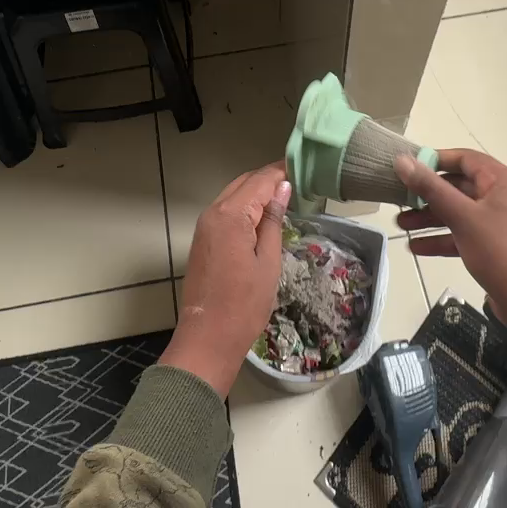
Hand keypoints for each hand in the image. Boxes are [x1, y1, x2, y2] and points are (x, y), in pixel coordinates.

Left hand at [161, 162, 291, 397]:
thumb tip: (282, 188)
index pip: (259, 181)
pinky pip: (225, 211)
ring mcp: (205, 226)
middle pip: (243, 183)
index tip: (303, 169)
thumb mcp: (268, 262)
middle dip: (268, 180)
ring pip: (233, 195)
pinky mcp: (202, 239)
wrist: (207, 338)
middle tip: (297, 183)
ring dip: (256, 193)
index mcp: (231, 215)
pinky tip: (263, 218)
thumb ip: (273, 221)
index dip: (280, 172)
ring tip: (284, 199)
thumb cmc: (243, 304)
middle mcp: (213, 213)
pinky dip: (244, 208)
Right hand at [395, 149, 506, 326]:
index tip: (408, 167)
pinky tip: (417, 247)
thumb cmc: (501, 253)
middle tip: (399, 200)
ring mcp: (499, 223)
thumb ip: (431, 188)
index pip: (465, 159)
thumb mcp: (462, 217)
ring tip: (401, 225)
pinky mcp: (495, 247)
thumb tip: (402, 160)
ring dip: (430, 218)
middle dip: (427, 195)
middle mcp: (502, 197)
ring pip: (459, 212)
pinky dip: (443, 238)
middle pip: (459, 187)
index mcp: (502, 181)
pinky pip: (464, 234)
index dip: (435, 160)